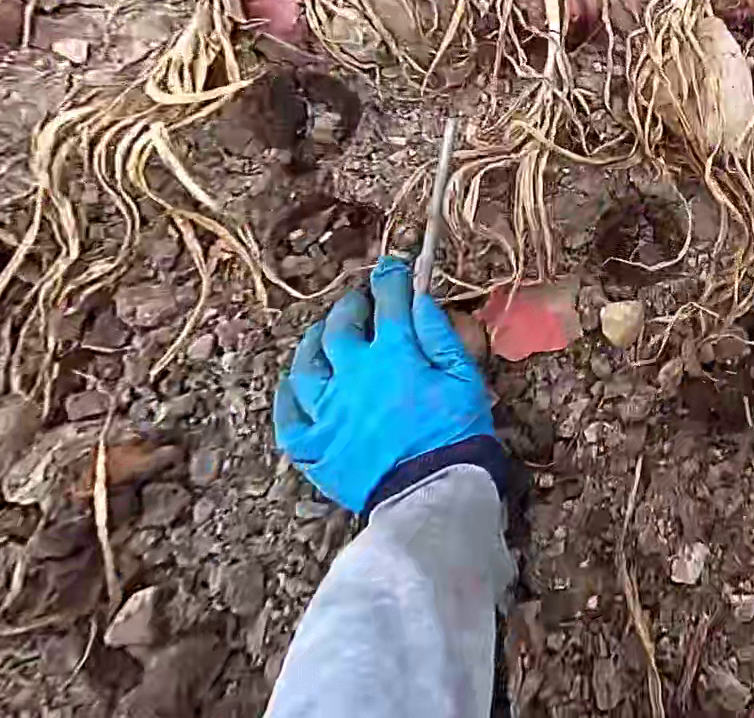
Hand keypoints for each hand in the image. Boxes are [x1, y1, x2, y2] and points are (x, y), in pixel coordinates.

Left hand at [274, 256, 494, 512]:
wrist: (432, 487)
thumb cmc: (457, 425)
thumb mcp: (464, 374)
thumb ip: (441, 334)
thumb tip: (421, 301)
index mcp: (394, 354)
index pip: (389, 303)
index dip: (392, 279)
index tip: (395, 265)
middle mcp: (351, 374)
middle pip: (340, 327)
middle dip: (352, 305)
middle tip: (362, 298)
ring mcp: (325, 409)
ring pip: (305, 366)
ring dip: (314, 342)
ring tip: (324, 333)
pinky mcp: (311, 443)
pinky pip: (289, 414)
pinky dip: (290, 395)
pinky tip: (297, 385)